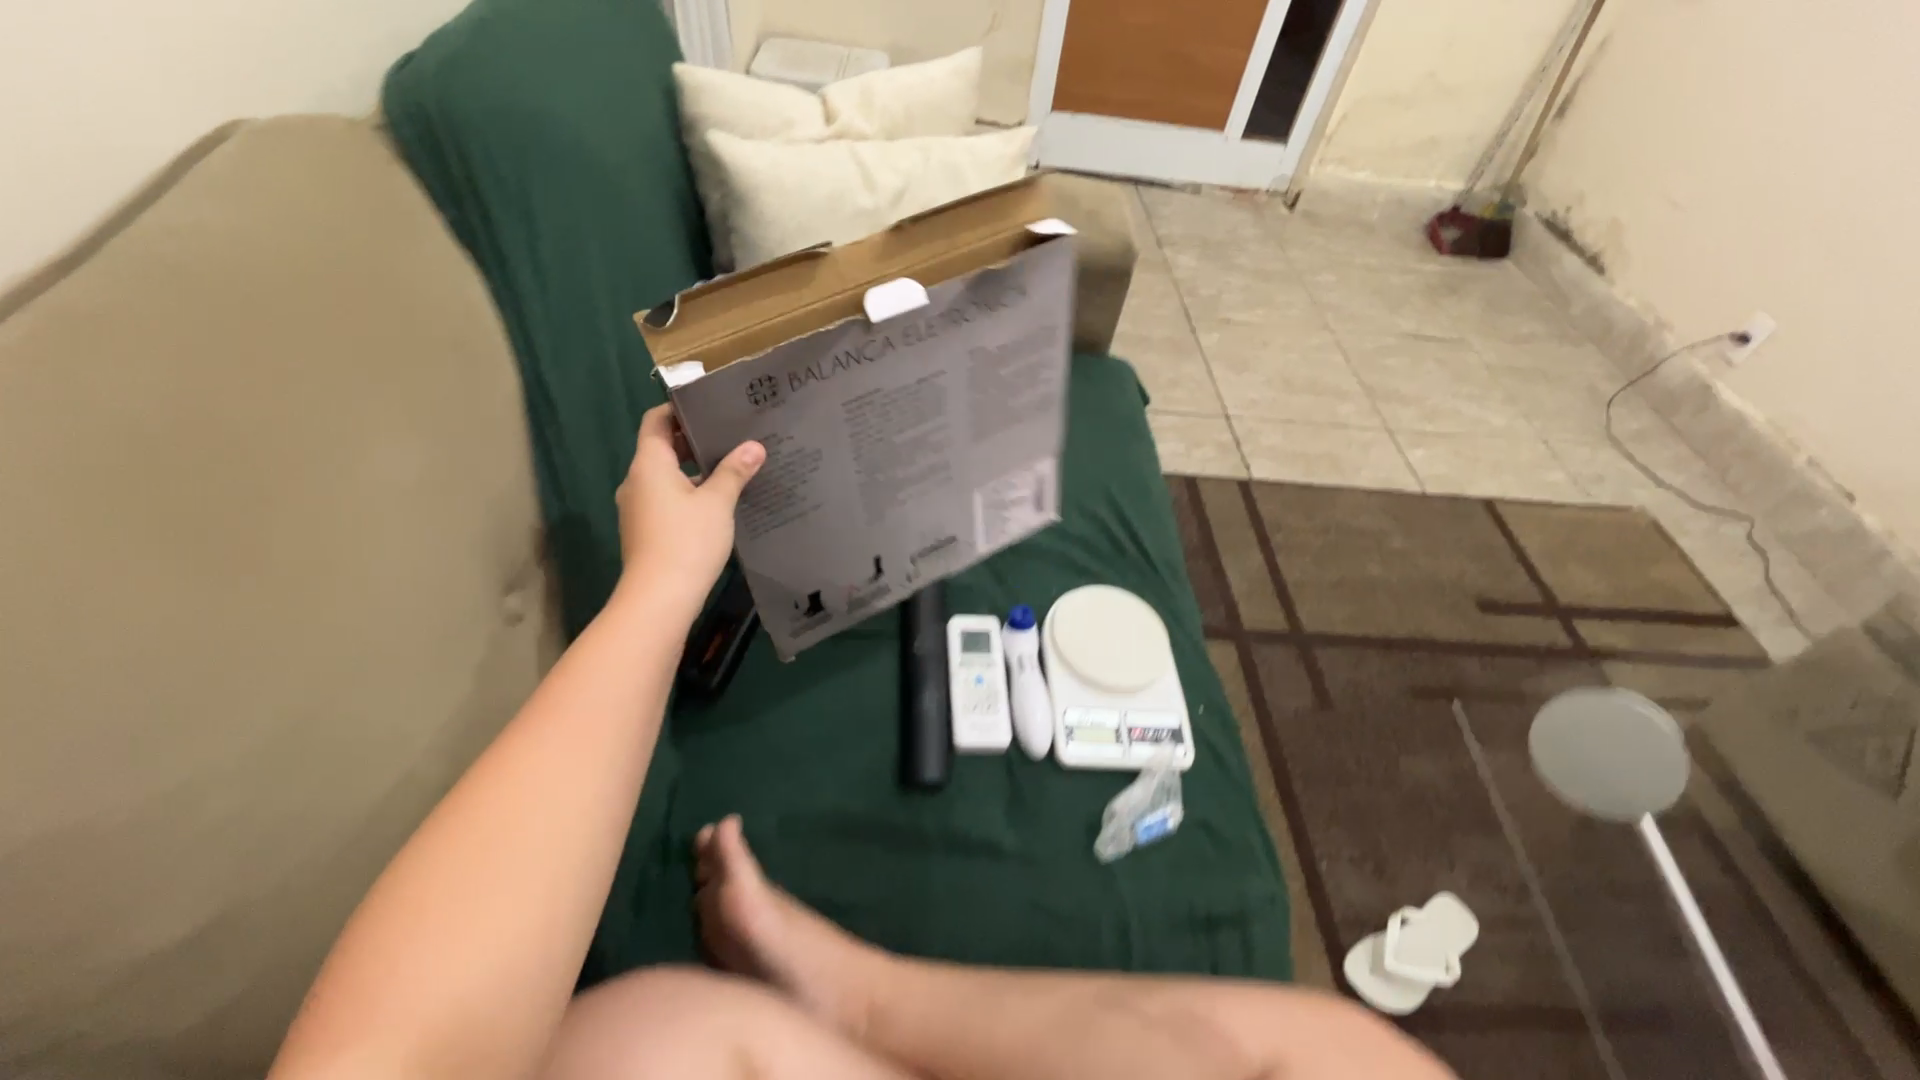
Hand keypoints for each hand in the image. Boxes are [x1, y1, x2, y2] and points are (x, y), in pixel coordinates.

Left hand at [614, 405, 764, 621]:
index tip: (710, 408)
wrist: (659, 598)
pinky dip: (686, 494)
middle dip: (693, 441)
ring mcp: (636, 508)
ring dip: (692, 471)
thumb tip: (754, 447)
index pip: (656, 421)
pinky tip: (716, 504)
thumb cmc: (687, 541)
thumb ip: (734, 471)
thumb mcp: (718, 502)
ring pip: (664, 477)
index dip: (679, 410)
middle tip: (730, 437)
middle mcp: (636, 481)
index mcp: (649, 464)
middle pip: (661, 448)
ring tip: (729, 469)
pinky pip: (665, 500)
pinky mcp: (644, 530)